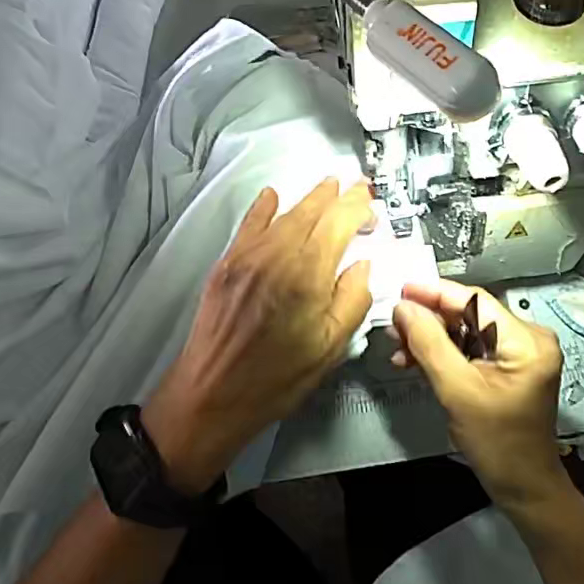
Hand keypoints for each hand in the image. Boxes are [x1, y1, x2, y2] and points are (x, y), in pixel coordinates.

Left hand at [144, 179, 374, 493]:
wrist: (213, 394)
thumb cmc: (274, 379)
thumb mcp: (331, 347)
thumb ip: (353, 300)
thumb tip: (361, 268)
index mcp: (308, 277)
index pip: (339, 222)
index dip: (359, 208)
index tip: (370, 205)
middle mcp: (277, 257)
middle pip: (313, 210)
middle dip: (338, 196)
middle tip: (356, 189)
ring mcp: (248, 257)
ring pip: (284, 213)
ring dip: (309, 198)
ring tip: (327, 189)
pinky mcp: (227, 264)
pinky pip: (249, 224)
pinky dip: (264, 207)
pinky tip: (272, 196)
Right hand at [389, 279, 569, 507]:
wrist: (523, 486)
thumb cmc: (498, 444)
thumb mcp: (458, 391)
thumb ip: (429, 345)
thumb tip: (404, 308)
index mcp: (527, 341)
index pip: (475, 301)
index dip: (435, 293)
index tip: (401, 291)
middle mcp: (529, 338)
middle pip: (469, 314)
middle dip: (429, 319)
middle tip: (394, 324)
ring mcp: (519, 353)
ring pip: (466, 331)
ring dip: (432, 338)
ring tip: (399, 346)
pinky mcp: (508, 366)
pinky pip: (471, 348)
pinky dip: (444, 353)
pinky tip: (415, 359)